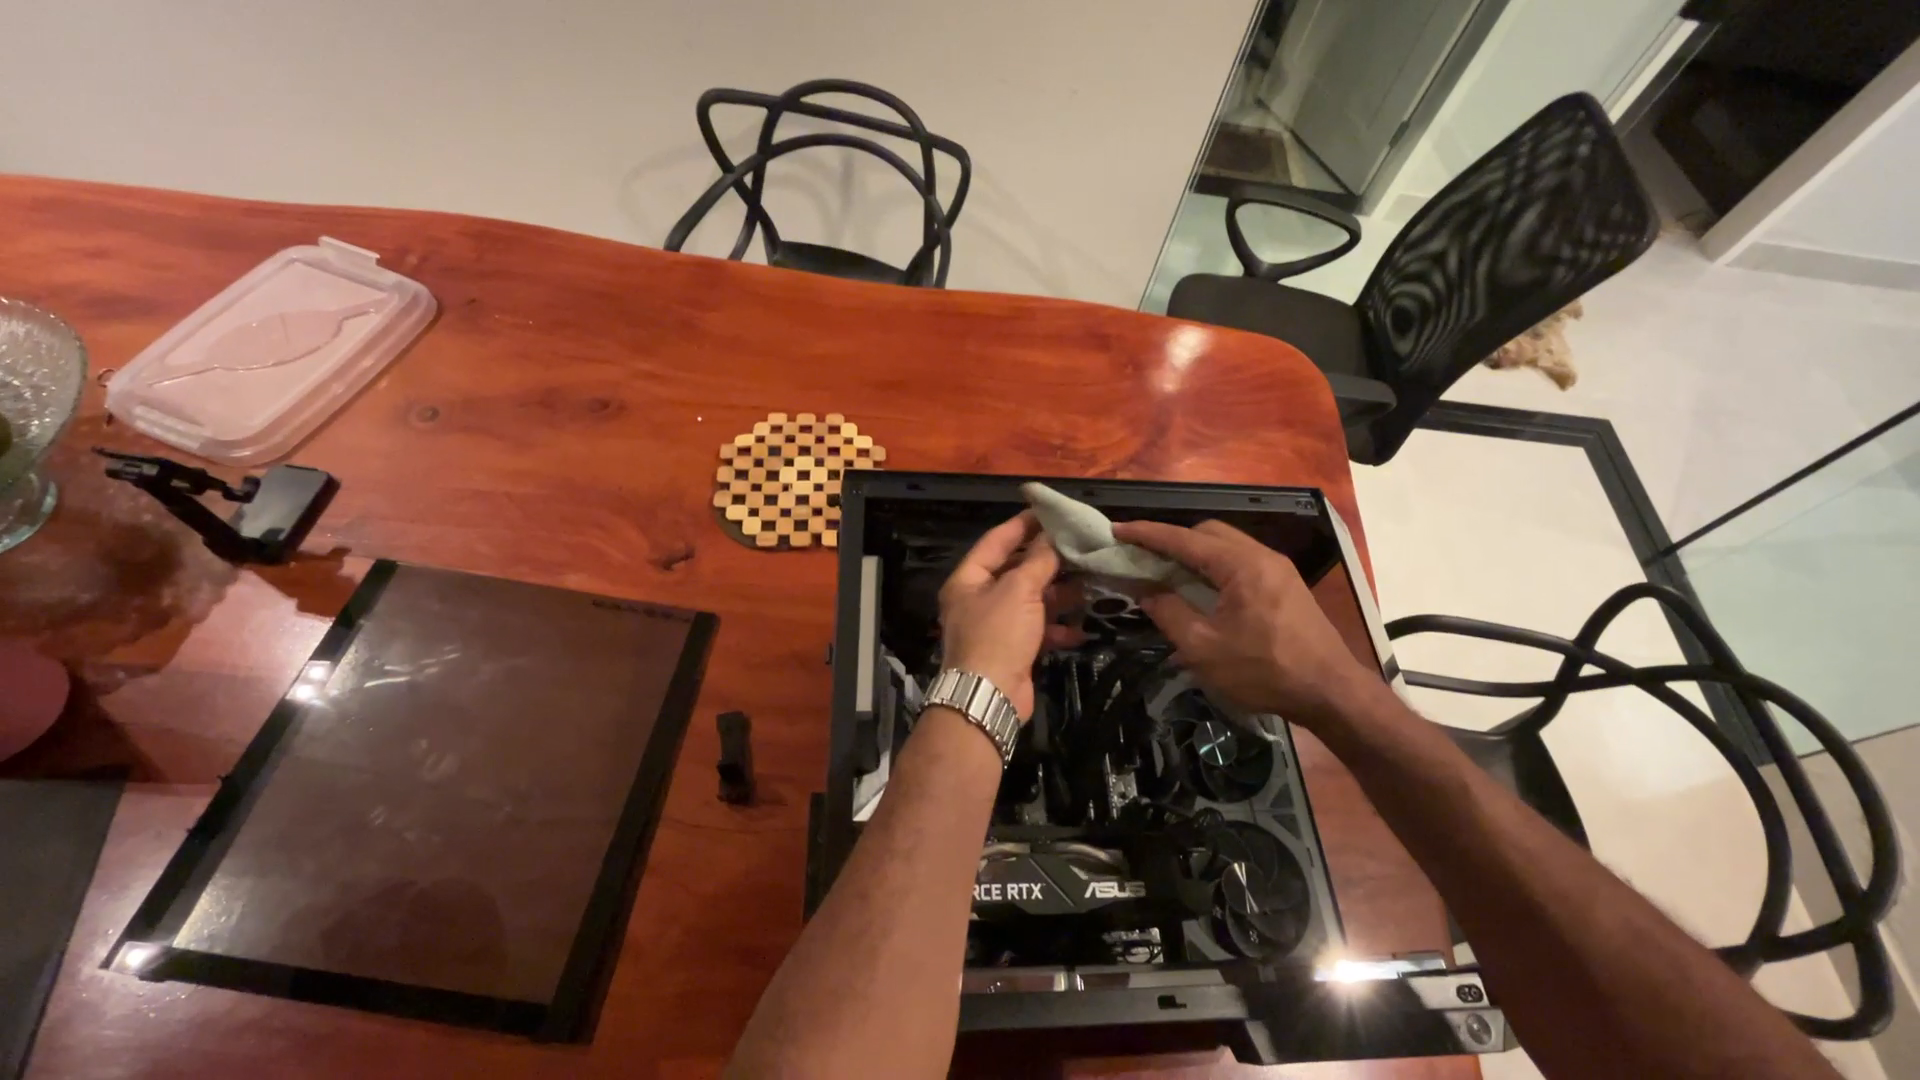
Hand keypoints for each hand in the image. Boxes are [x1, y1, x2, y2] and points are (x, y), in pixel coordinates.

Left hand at [939, 513, 1082, 717]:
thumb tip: (1054, 536)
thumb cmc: (998, 635)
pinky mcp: (1012, 651)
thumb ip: (1039, 561)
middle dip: (1048, 562)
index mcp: (968, 579)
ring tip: (1090, 582)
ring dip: (1058, 595)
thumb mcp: (1019, 590)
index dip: (1022, 525)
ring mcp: (995, 627)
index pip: (996, 541)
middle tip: (1079, 546)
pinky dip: (1057, 628)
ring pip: (1031, 601)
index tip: (1049, 512)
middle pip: (1016, 571)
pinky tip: (1082, 627)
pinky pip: (1037, 631)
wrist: (988, 697)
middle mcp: (978, 600)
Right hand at [1112, 519, 1379, 726]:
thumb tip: (1147, 591)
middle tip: (1142, 557)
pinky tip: (1200, 589)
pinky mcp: (1286, 586)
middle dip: (1172, 539)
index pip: (1184, 539)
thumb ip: (1170, 613)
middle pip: (1208, 532)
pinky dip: (1214, 566)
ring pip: (1226, 546)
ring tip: (1166, 572)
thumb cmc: (1264, 671)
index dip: (1147, 534)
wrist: (1331, 693)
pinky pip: (1241, 562)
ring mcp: (1278, 570)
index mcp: (1241, 566)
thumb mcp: (1204, 648)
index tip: (1116, 531)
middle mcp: (1261, 557)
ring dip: (1194, 553)